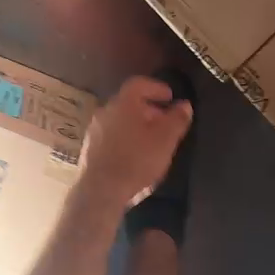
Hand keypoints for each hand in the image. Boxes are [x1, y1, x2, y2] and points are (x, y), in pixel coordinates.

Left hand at [78, 76, 192, 207]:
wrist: (99, 191)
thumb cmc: (136, 161)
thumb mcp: (165, 141)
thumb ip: (177, 120)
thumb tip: (185, 104)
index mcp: (123, 102)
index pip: (139, 84)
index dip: (156, 87)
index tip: (170, 96)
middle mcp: (106, 109)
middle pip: (129, 102)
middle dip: (149, 109)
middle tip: (164, 122)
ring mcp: (94, 128)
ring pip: (119, 119)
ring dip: (136, 125)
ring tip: (151, 141)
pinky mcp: (89, 147)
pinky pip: (110, 134)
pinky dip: (124, 137)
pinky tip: (133, 155)